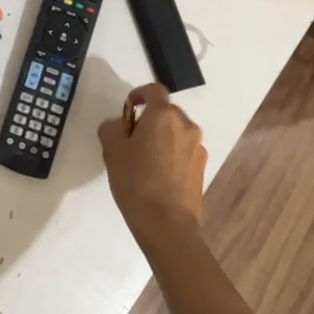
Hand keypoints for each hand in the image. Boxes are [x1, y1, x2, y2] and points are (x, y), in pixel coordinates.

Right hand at [99, 83, 206, 240]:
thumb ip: (112, 128)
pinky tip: (158, 176)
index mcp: (163, 116)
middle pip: (166, 112)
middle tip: (131, 139)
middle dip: (149, 120)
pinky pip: (183, 151)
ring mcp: (197, 148)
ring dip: (161, 138)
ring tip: (144, 160)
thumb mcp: (112, 150)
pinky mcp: (201, 167)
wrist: (166, 222)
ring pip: (175, 133)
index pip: (154, 90)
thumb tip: (119, 126)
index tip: (128, 108)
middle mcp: (186, 126)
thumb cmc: (135, 180)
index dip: (139, 94)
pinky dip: (171, 154)